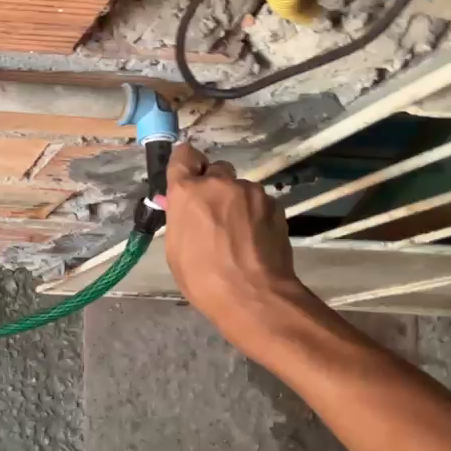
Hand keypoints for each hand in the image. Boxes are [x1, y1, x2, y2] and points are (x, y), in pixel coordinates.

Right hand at [163, 143, 313, 344]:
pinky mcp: (275, 205)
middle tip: (211, 213)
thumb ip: (180, 216)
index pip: (184, 155)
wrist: (252, 294)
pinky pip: (259, 202)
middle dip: (212, 186)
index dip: (185, 165)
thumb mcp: (175, 246)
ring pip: (239, 188)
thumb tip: (182, 206)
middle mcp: (220, 183)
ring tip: (235, 232)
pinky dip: (254, 214)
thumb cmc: (201, 276)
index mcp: (188, 191)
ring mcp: (252, 192)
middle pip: (215, 170)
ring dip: (235, 201)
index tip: (186, 177)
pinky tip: (253, 239)